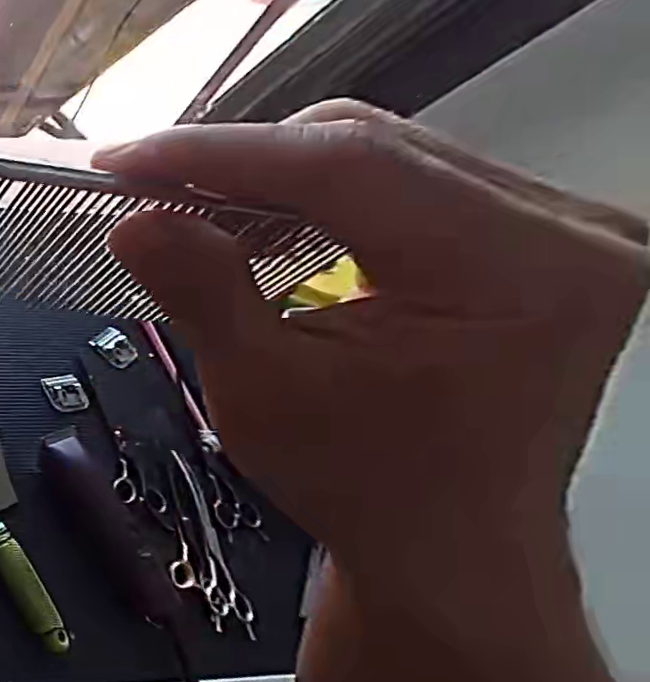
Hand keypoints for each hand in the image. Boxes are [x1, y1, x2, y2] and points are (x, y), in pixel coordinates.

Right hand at [100, 101, 647, 620]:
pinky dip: (298, 195)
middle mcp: (561, 227)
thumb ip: (202, 292)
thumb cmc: (355, 479)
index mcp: (518, 268)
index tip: (120, 160)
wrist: (438, 537)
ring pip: (372, 154)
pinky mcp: (511, 241)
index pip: (345, 166)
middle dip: (234, 159)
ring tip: (179, 203)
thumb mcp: (258, 390)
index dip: (216, 152)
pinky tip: (244, 222)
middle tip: (139, 184)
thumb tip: (133, 221)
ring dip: (260, 173)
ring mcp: (545, 229)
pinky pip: (386, 183)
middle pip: (364, 145)